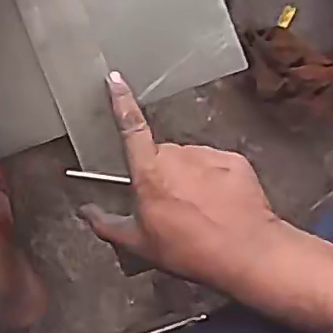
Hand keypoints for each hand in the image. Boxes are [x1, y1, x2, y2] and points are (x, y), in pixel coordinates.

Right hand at [80, 73, 289, 294]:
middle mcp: (177, 156)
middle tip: (168, 206)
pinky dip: (214, 180)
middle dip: (162, 174)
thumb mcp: (138, 243)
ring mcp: (208, 156)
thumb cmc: (190, 249)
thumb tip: (87, 212)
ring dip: (189, 178)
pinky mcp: (234, 160)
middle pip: (161, 155)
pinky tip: (217, 205)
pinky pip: (216, 164)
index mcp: (149, 171)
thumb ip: (106, 224)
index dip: (120, 101)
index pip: (130, 127)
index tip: (115, 80)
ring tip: (197, 210)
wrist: (245, 252)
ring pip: (189, 160)